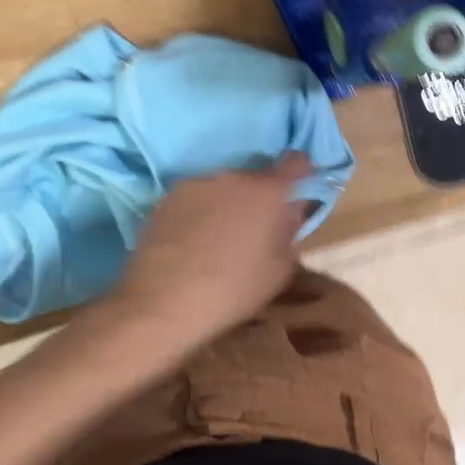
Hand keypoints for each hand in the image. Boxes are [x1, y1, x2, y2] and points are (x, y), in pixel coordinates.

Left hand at [108, 153, 314, 344]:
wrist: (162, 303)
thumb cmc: (232, 290)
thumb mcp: (279, 271)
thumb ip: (291, 232)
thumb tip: (291, 211)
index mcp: (268, 192)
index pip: (296, 162)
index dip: (302, 170)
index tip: (300, 186)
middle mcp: (234, 177)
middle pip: (256, 177)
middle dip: (260, 197)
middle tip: (255, 228)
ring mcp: (197, 183)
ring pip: (224, 188)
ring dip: (228, 203)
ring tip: (218, 238)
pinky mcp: (168, 196)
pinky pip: (196, 197)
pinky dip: (200, 211)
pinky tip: (192, 241)